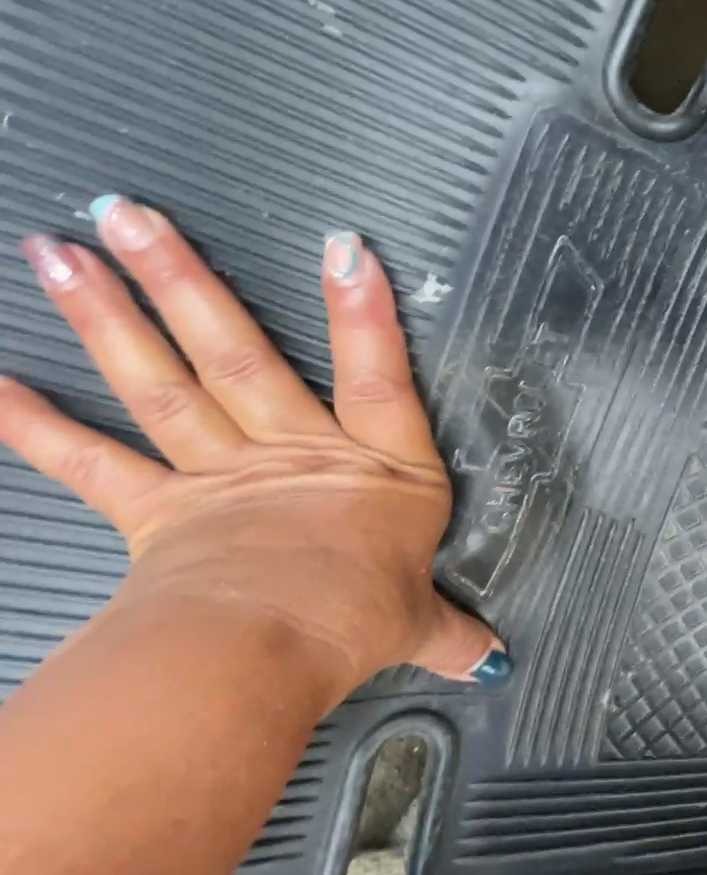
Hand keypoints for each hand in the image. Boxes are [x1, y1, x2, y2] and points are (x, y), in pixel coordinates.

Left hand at [0, 197, 507, 697]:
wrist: (260, 655)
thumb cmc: (356, 622)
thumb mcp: (419, 625)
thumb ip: (452, 631)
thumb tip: (493, 661)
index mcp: (379, 471)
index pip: (379, 378)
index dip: (365, 315)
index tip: (343, 248)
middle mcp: (299, 455)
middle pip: (240, 358)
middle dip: (186, 283)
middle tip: (127, 213)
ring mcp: (220, 476)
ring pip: (166, 384)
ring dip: (111, 317)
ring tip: (58, 250)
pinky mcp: (156, 511)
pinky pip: (89, 461)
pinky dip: (35, 422)